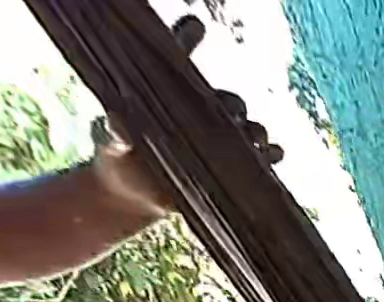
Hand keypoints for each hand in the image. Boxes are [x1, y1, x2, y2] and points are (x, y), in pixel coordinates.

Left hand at [87, 15, 284, 216]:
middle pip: (226, 102)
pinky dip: (271, 157)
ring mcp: (218, 145)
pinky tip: (274, 155)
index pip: (177, 61)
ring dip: (256, 131)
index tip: (196, 25)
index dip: (186, 40)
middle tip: (234, 111)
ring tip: (258, 137)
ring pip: (246, 130)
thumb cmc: (116, 160)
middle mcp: (198, 116)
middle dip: (234, 104)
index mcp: (167, 96)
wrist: (134, 194)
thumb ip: (113, 134)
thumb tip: (118, 124)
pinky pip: (259, 162)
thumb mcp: (109, 144)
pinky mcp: (232, 172)